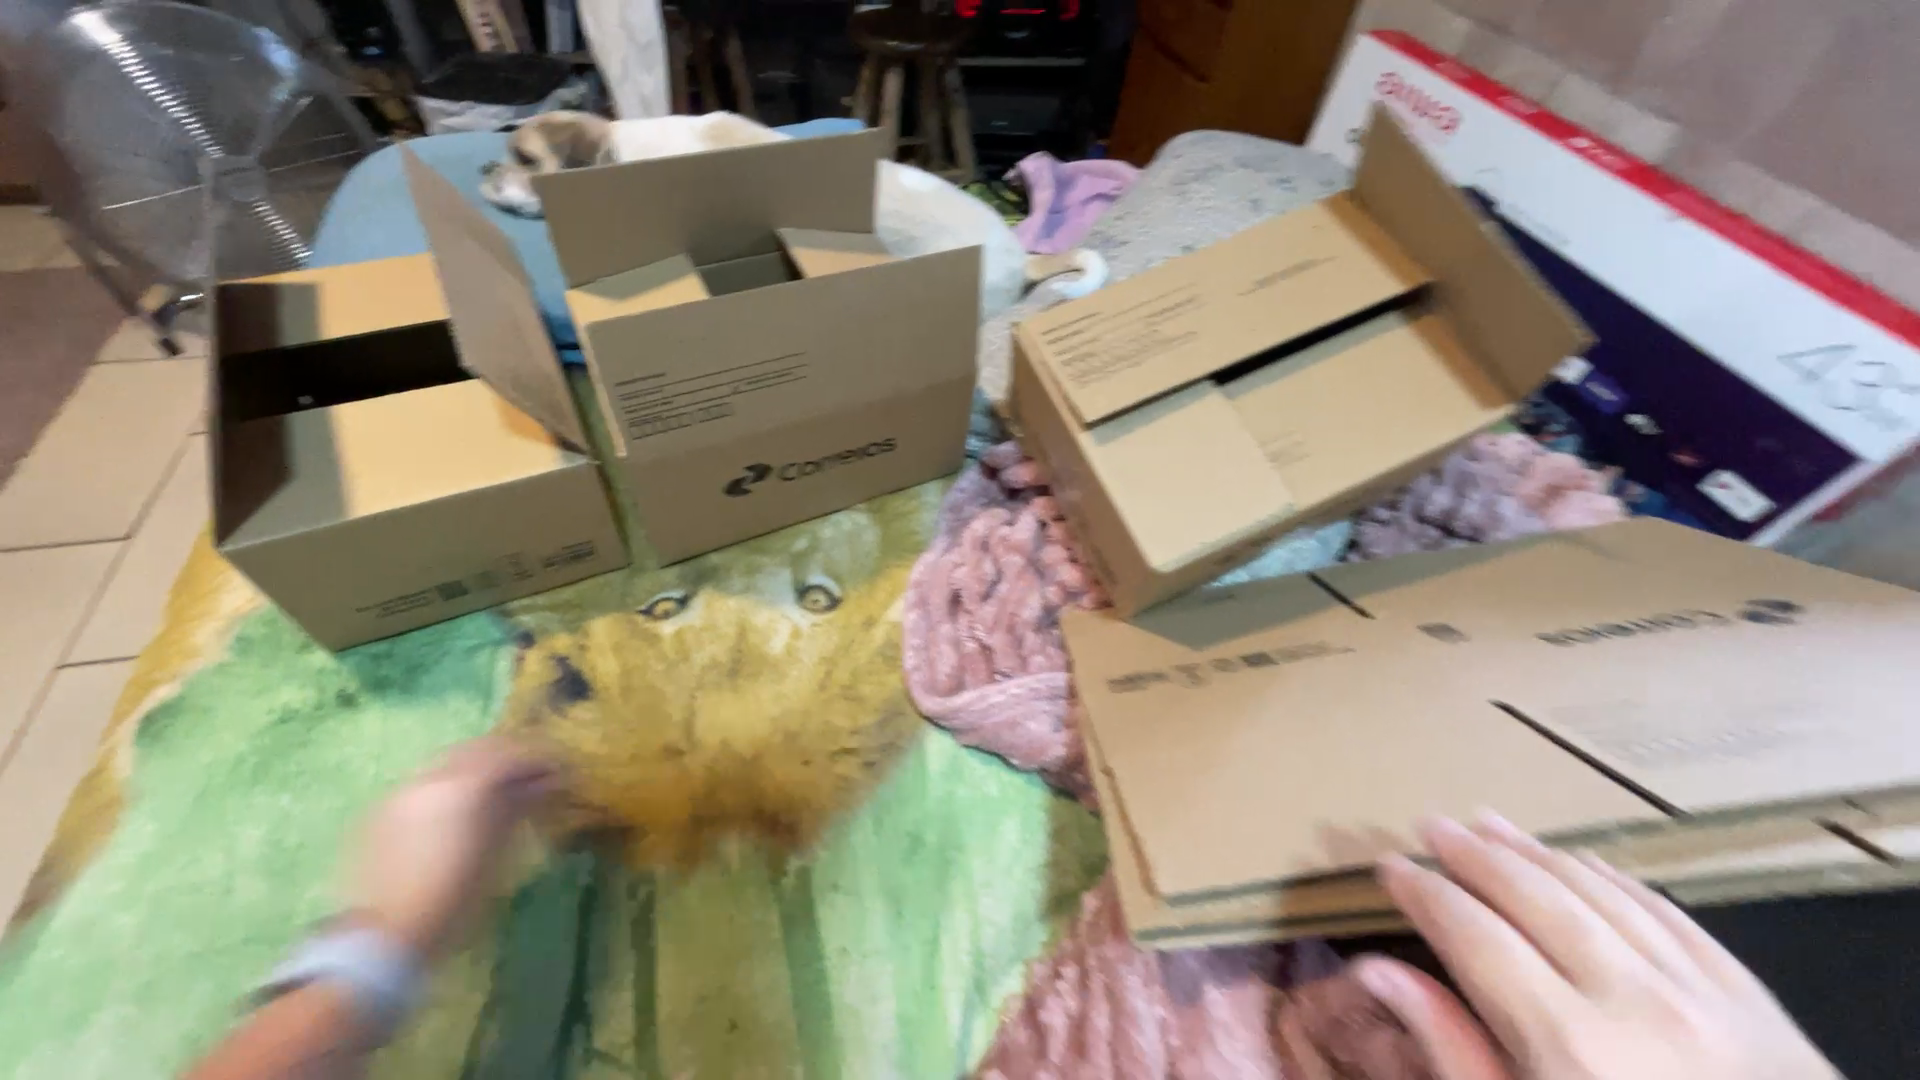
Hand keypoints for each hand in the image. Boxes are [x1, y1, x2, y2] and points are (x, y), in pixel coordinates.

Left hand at [346, 737, 559, 960]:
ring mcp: (402, 791)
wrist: (386, 937)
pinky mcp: (380, 811)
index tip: (560, 770)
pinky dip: (450, 785)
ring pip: (450, 762)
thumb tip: (547, 782)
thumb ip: (521, 805)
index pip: (512, 753)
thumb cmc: (457, 896)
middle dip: (509, 756)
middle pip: (480, 748)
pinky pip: (425, 783)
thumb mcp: (499, 849)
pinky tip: (459, 808)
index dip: (541, 758)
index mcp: (466, 784)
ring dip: (478, 768)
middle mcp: (432, 777)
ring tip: (497, 791)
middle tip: (532, 775)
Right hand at [1351, 814, 1841, 1079]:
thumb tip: (1377, 971)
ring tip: (1488, 822)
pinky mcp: (1756, 1003)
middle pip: (1533, 896)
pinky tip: (1581, 859)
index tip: (1390, 867)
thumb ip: (1452, 1050)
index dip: (1423, 893)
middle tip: (1431, 826)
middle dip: (1472, 854)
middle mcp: (1635, 1003)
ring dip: (1534, 849)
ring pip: (1598, 891)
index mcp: (1568, 1044)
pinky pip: (1671, 915)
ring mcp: (1703, 996)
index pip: (1472, 933)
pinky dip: (1616, 878)